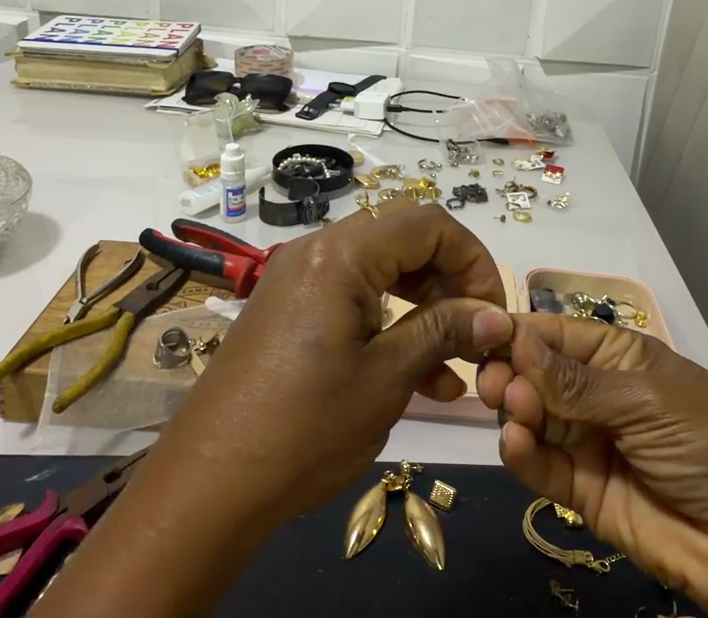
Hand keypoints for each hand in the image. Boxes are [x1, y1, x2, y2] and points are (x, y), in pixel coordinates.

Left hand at [174, 202, 514, 513]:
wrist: (209, 484)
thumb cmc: (305, 428)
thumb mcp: (386, 378)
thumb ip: (444, 332)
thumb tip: (498, 316)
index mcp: (340, 254)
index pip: (428, 224)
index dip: (473, 261)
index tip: (493, 313)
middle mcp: (316, 251)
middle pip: (403, 238)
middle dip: (450, 279)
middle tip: (475, 332)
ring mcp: (298, 280)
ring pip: (381, 270)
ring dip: (424, 307)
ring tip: (455, 368)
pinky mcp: (289, 311)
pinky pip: (353, 298)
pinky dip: (390, 324)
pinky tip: (419, 379)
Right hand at [477, 317, 707, 617]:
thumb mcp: (647, 401)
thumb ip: (576, 382)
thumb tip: (517, 343)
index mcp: (620, 356)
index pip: (557, 335)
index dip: (520, 333)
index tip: (482, 334)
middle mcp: (597, 394)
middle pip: (535, 375)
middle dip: (511, 373)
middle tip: (493, 381)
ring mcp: (587, 442)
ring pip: (531, 418)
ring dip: (515, 411)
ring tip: (515, 412)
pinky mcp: (580, 491)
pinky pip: (539, 466)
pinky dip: (520, 454)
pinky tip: (516, 445)